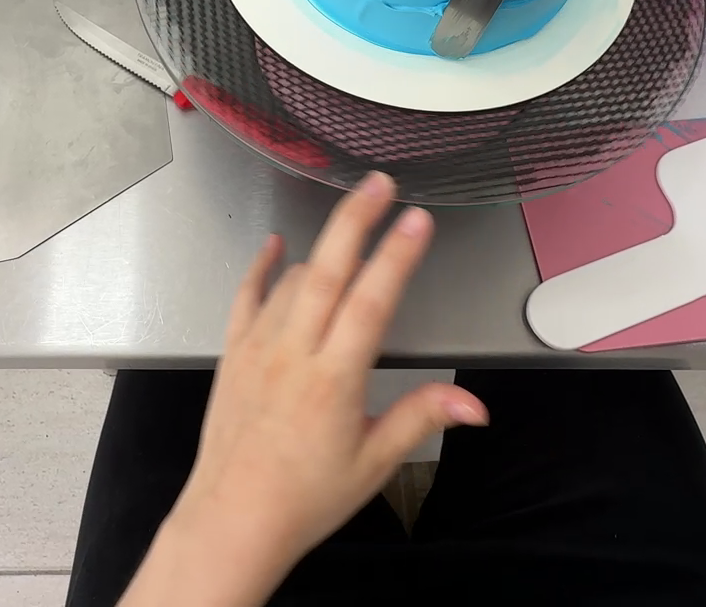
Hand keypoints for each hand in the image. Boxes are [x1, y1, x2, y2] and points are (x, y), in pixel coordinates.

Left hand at [119, 173, 486, 605]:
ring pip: (293, 279)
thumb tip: (472, 405)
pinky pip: (246, 295)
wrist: (233, 520)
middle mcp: (294, 352)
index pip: (371, 301)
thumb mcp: (373, 463)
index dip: (397, 256)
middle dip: (357, 218)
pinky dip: (261, 265)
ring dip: (324, 251)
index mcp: (334, 379)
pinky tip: (273, 245)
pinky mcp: (234, 350)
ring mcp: (260, 346)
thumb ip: (421, 418)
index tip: (416, 220)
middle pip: (329, 270)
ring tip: (350, 235)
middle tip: (379, 184)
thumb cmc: (302, 497)